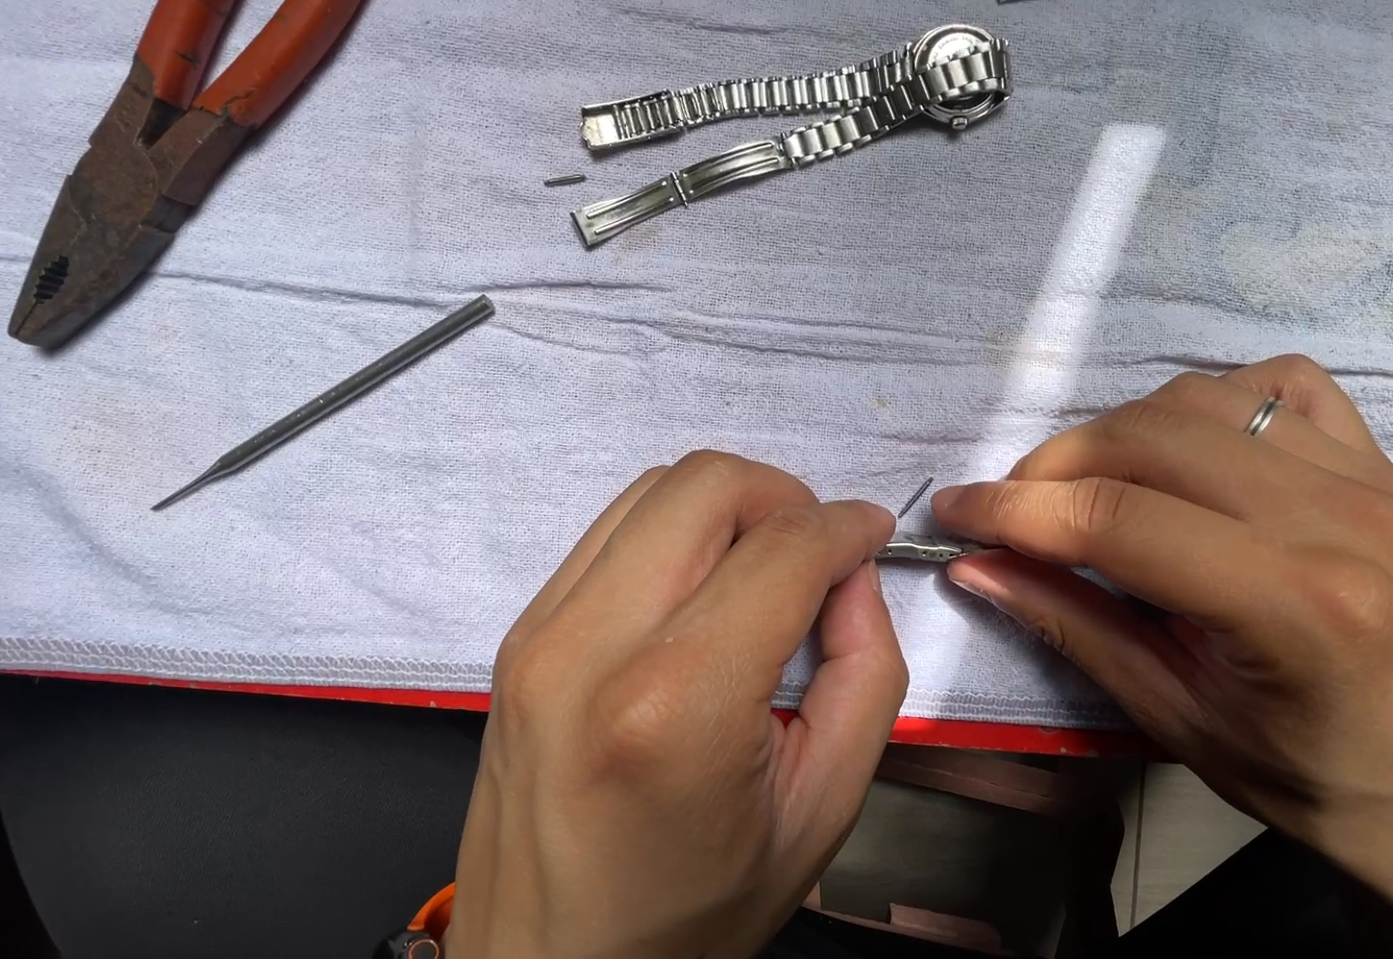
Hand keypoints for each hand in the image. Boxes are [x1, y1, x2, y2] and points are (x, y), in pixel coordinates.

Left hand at [445, 452, 905, 958]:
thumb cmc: (695, 908)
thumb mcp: (825, 804)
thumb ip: (868, 669)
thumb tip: (849, 574)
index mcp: (680, 704)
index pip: (782, 549)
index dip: (845, 526)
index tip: (871, 536)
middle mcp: (593, 646)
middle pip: (707, 484)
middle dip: (784, 495)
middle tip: (816, 549)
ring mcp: (543, 632)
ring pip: (654, 488)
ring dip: (728, 505)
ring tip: (761, 564)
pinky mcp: (521, 632)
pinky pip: (612, 529)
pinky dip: (675, 530)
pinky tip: (701, 585)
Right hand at [933, 356, 1392, 955]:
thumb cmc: (1299, 774)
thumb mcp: (1168, 715)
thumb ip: (1068, 623)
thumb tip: (974, 562)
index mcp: (1296, 607)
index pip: (1116, 519)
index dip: (1015, 508)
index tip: (954, 510)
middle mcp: (1340, 519)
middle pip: (1149, 439)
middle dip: (1054, 466)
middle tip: (1015, 509)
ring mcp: (1370, 477)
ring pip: (1198, 397)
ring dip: (1118, 432)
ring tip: (1093, 486)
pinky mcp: (1381, 461)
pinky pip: (1278, 381)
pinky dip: (1210, 400)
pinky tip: (1191, 451)